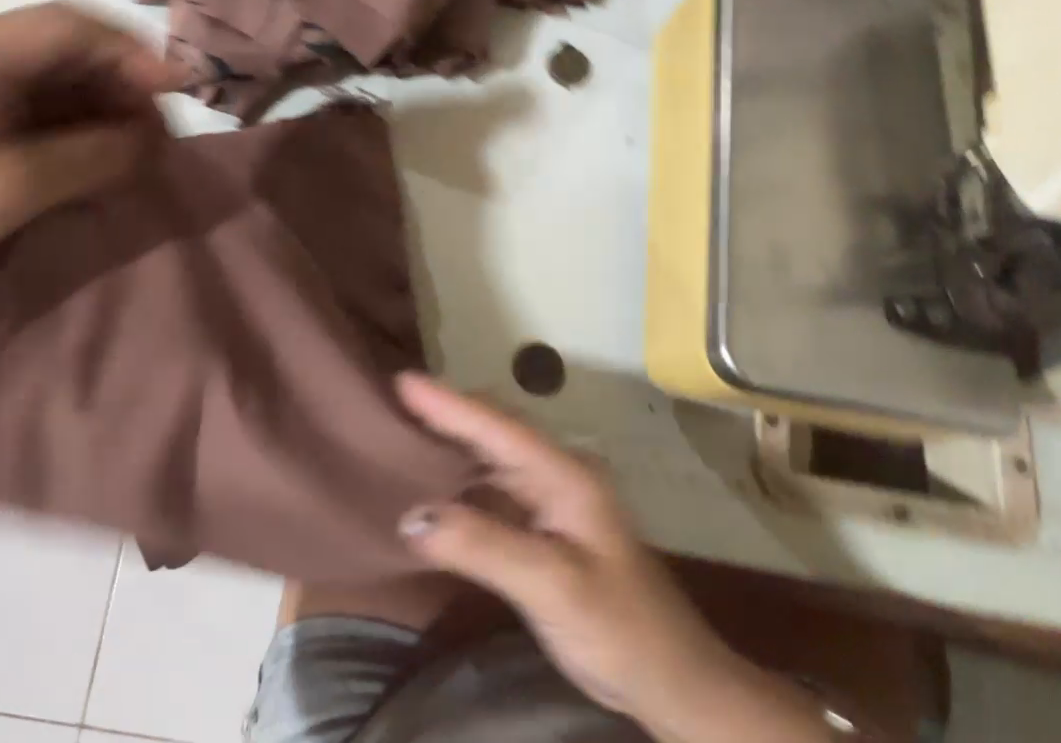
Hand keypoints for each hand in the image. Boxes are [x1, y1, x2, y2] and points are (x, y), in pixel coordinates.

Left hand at [0, 3, 176, 315]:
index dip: (133, 52)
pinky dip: (83, 128)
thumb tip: (154, 141)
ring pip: (62, 79)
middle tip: (164, 131)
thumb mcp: (14, 187)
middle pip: (69, 48)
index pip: (70, 26)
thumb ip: (93, 156)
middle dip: (124, 84)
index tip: (180, 89)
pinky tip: (109, 156)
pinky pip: (45, 108)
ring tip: (145, 148)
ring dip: (108, 108)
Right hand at [395, 374, 755, 726]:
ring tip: (399, 433)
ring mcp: (553, 504)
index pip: (497, 426)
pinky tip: (432, 489)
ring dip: (450, 444)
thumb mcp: (551, 584)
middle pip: (494, 431)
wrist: (671, 680)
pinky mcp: (545, 532)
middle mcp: (559, 477)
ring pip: (492, 459)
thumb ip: (482, 545)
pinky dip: (459, 482)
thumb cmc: (619, 627)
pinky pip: (492, 492)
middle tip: (389, 402)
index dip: (447, 402)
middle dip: (445, 412)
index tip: (400, 379)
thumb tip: (410, 515)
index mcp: (566, 476)